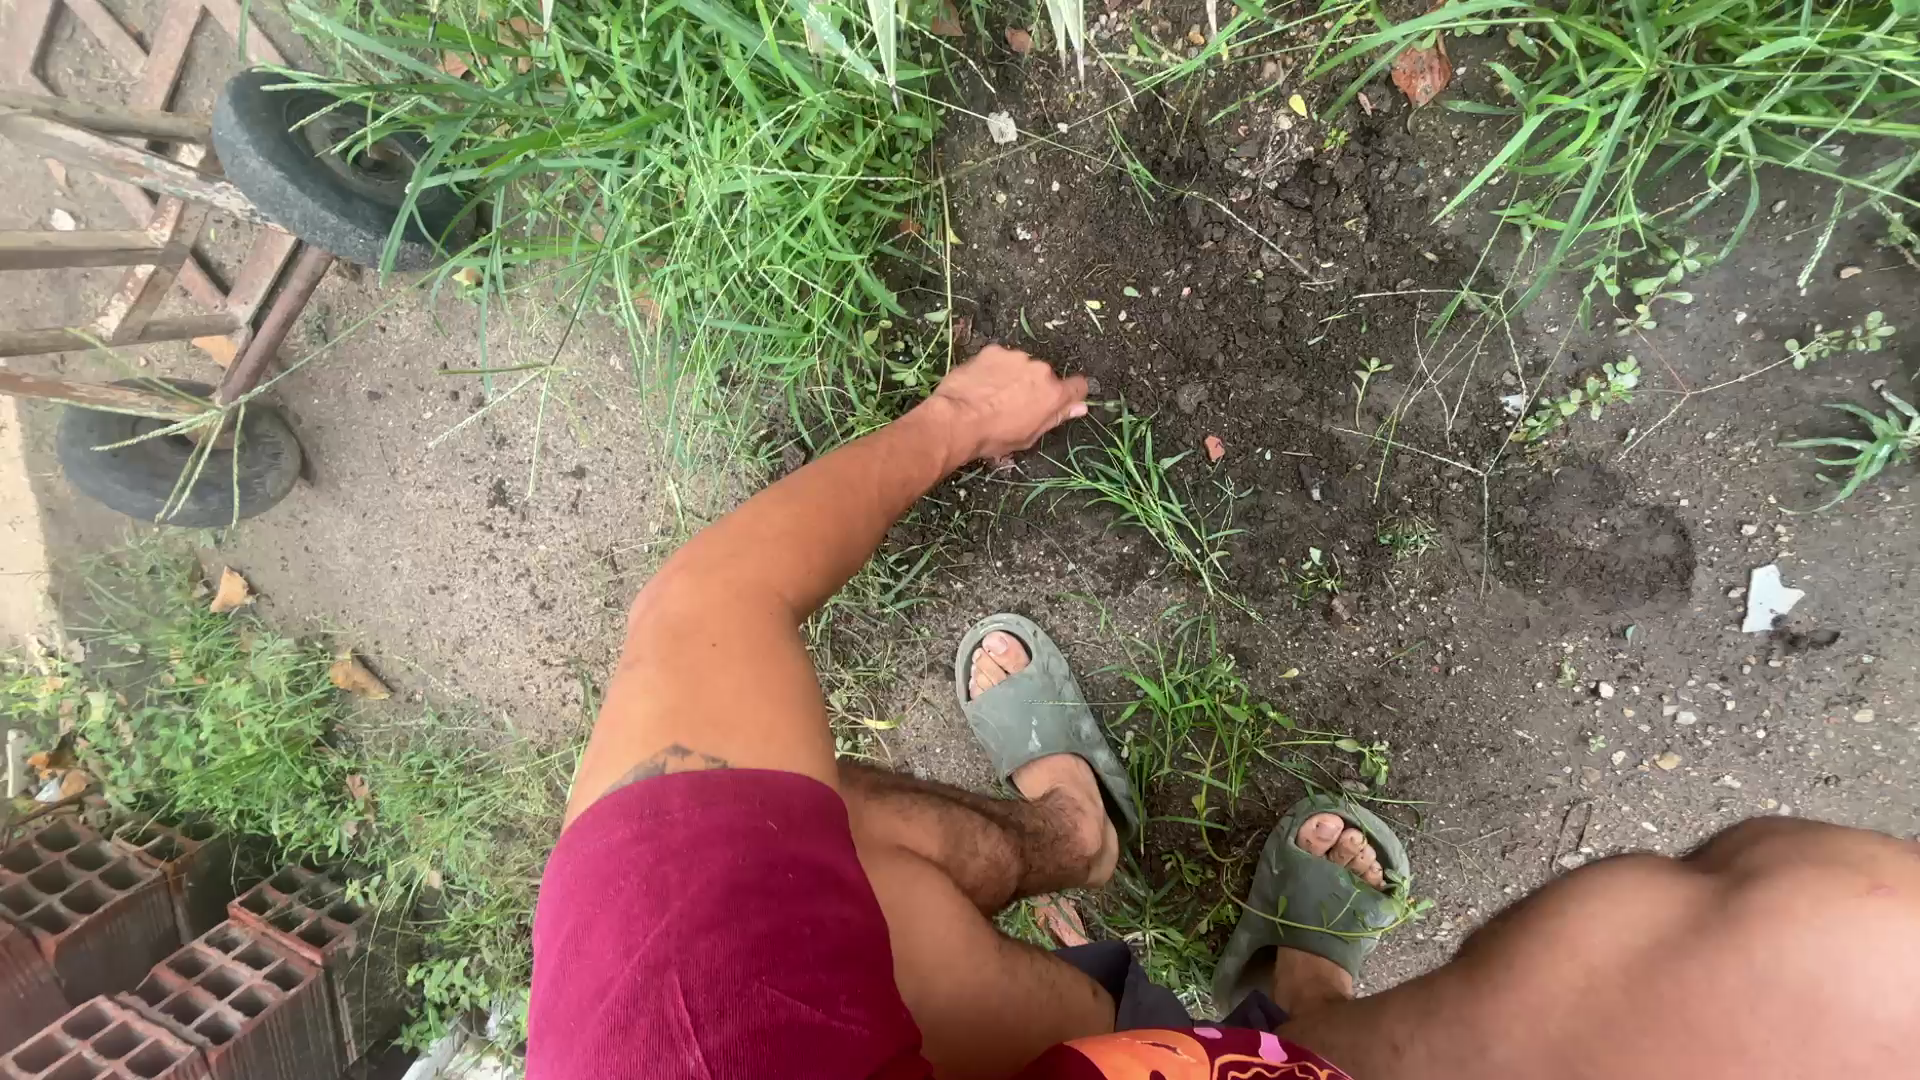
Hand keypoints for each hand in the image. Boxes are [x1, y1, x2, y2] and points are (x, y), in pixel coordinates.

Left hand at [921, 345, 1088, 463]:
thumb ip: (1055, 418)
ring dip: (1013, 376)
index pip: (1078, 386)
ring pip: (1022, 366)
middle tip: (1013, 404)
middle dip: (1034, 387)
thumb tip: (1079, 407)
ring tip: (992, 395)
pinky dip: (994, 369)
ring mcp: (1016, 357)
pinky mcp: (994, 350)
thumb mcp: (1028, 436)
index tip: (1058, 402)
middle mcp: (1040, 370)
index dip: (1070, 394)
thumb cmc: (994, 436)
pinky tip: (980, 384)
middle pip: (1045, 376)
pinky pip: (1000, 359)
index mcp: (1054, 394)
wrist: (957, 420)